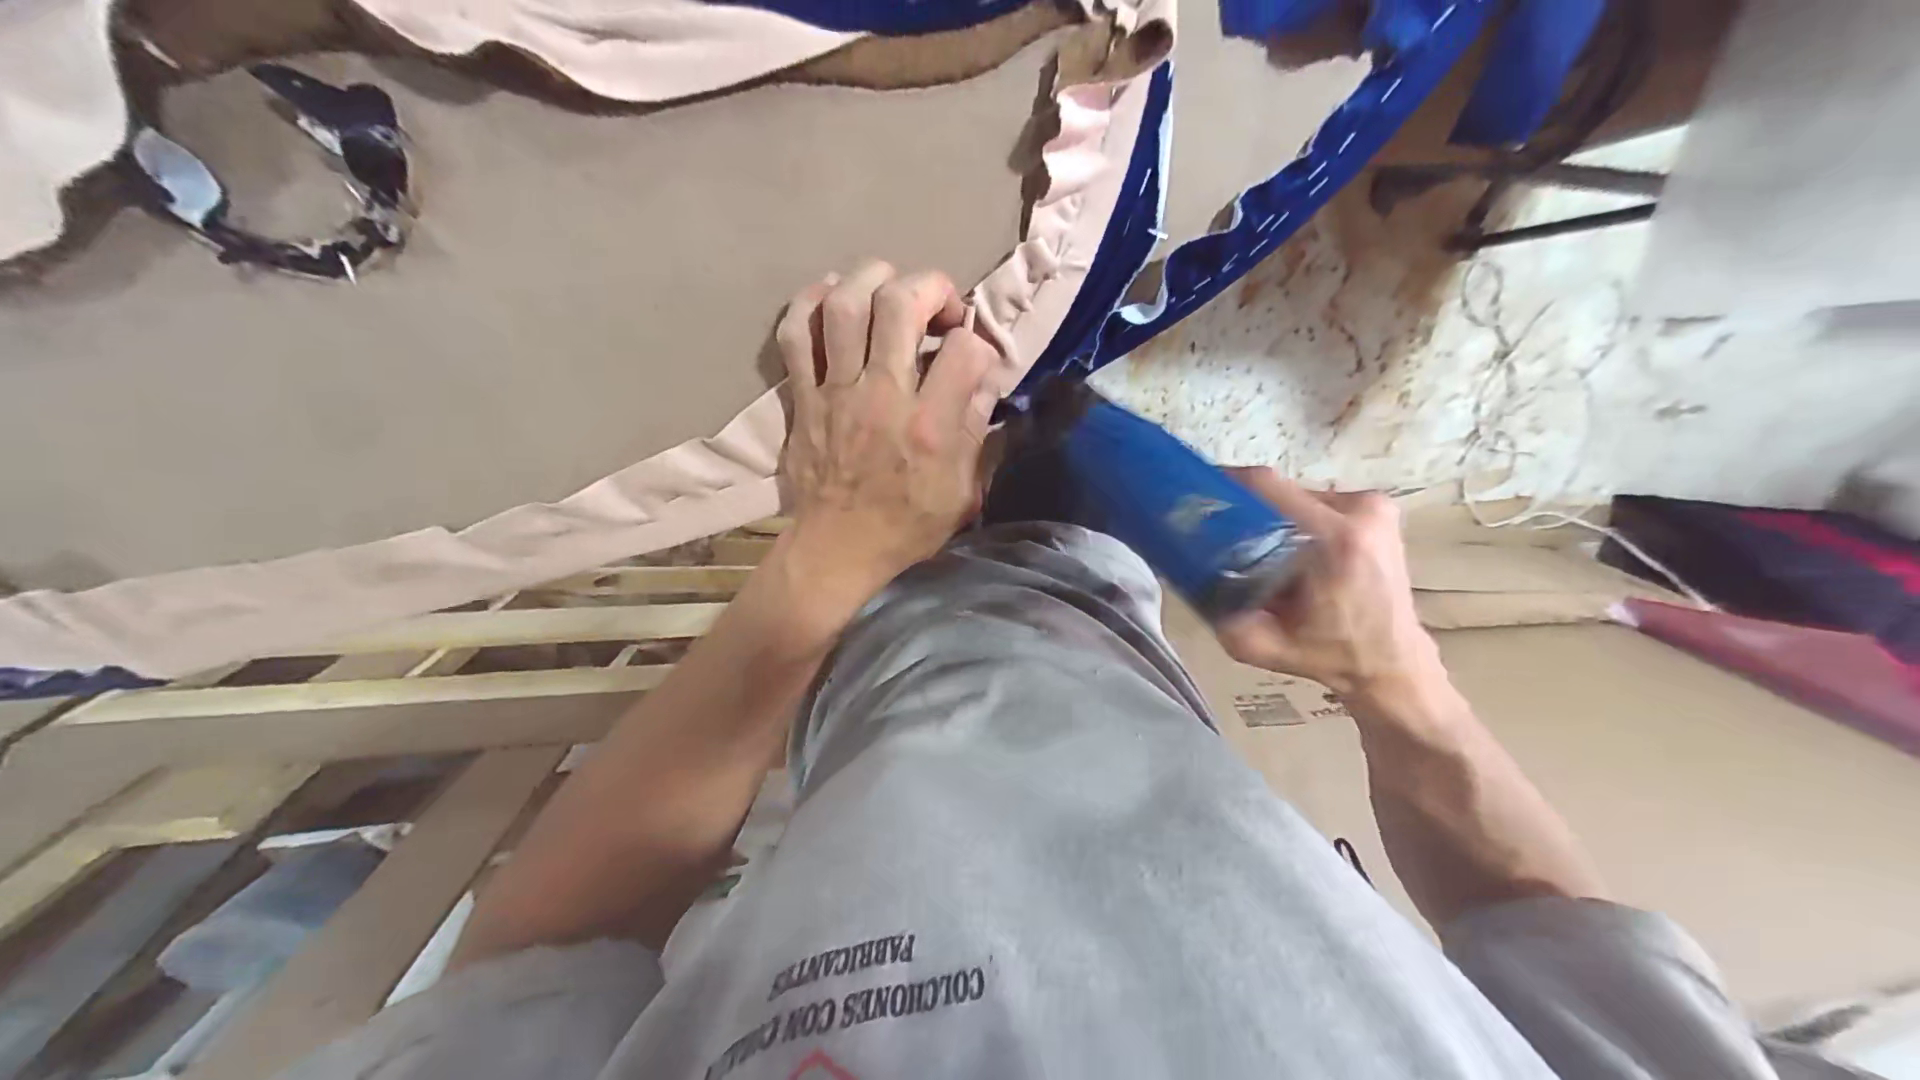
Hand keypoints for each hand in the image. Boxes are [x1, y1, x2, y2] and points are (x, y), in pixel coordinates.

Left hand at [774, 260, 999, 597]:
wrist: (837, 550)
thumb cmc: (906, 526)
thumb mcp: (961, 492)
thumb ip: (976, 431)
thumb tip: (985, 378)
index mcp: (928, 427)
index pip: (964, 350)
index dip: (979, 341)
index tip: (975, 355)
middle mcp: (882, 397)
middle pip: (900, 303)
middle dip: (930, 286)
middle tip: (939, 308)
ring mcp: (835, 392)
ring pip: (845, 304)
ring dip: (873, 279)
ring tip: (891, 291)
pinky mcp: (802, 397)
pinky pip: (796, 333)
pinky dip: (811, 303)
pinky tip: (834, 298)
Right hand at [1215, 469, 1443, 702]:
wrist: (1392, 664)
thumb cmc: (1328, 656)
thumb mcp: (1260, 646)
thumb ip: (1221, 613)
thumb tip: (1184, 577)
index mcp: (1334, 540)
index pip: (1266, 486)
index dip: (1226, 482)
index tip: (1197, 490)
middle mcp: (1360, 512)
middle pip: (1279, 490)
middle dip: (1246, 508)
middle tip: (1221, 532)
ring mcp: (1374, 507)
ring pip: (1298, 495)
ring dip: (1271, 515)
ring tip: (1256, 546)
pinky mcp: (1378, 510)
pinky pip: (1318, 502)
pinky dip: (1295, 519)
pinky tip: (1287, 548)